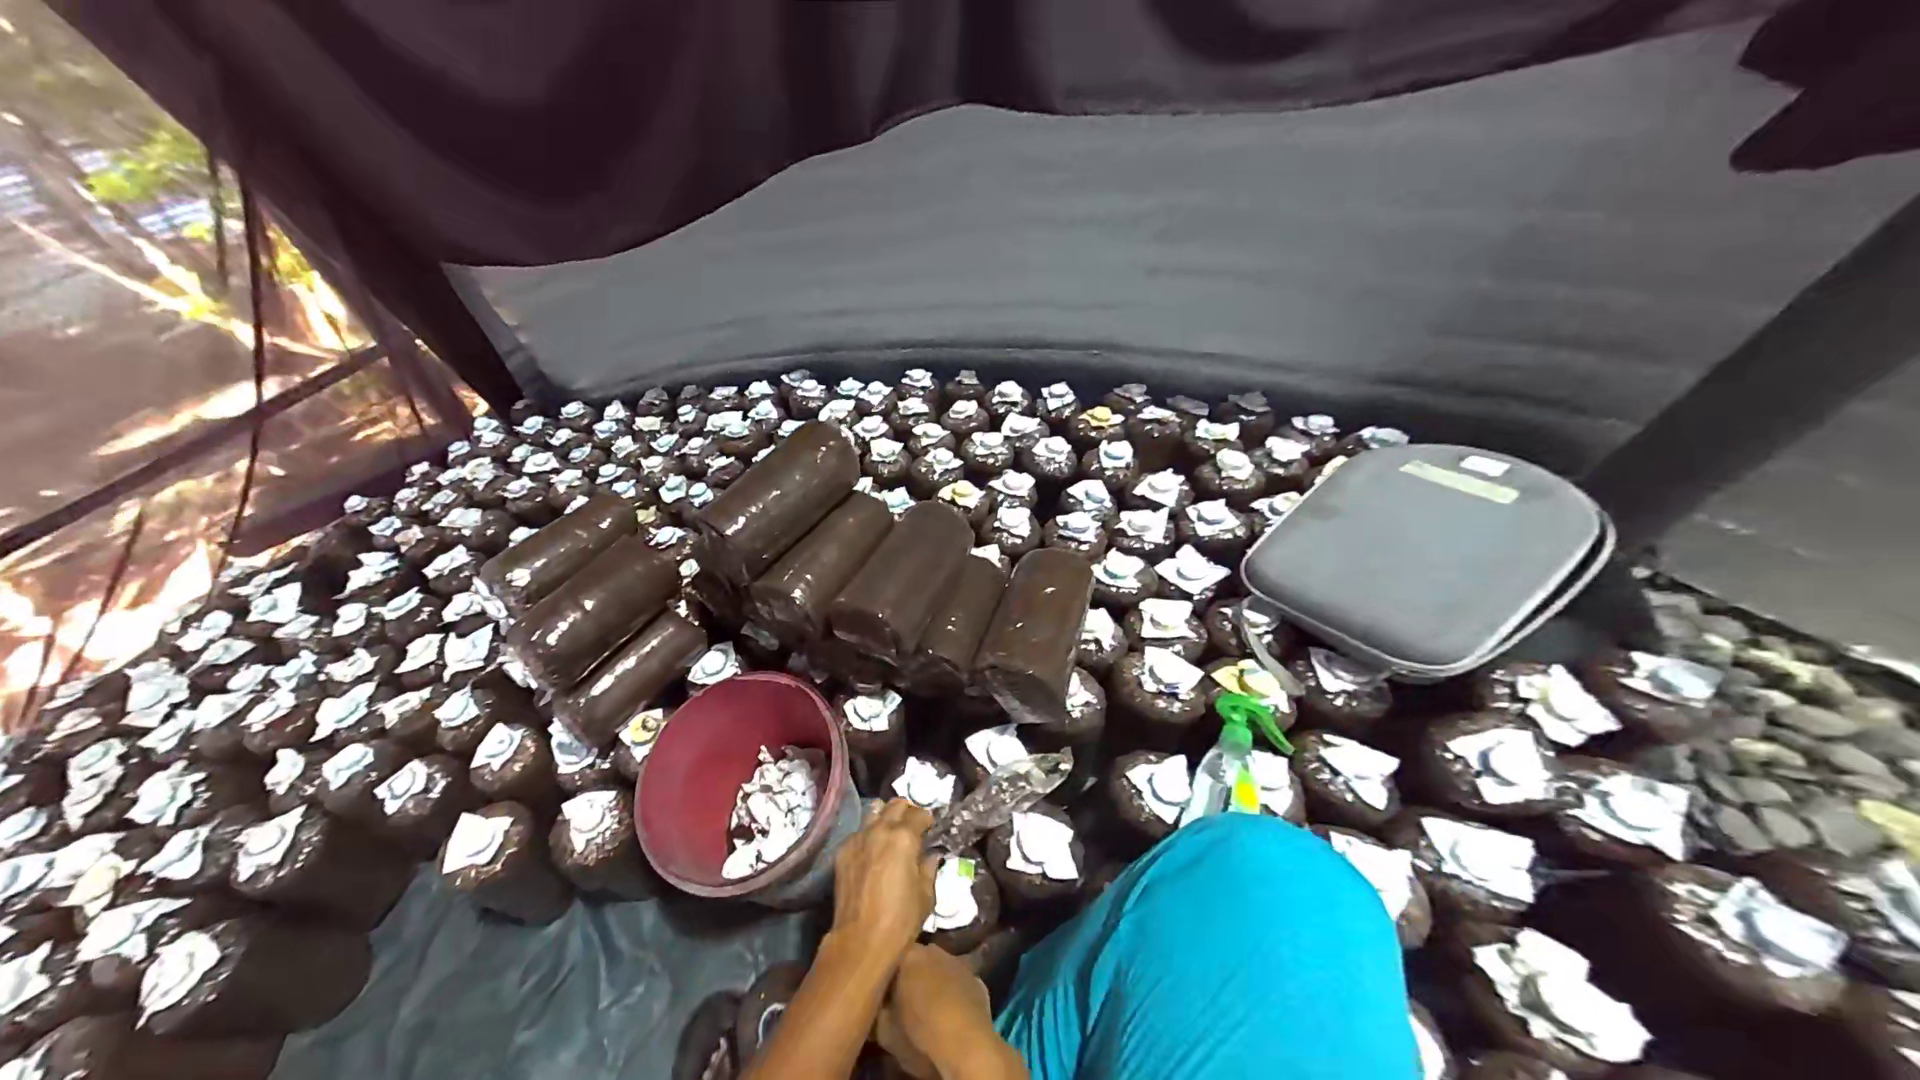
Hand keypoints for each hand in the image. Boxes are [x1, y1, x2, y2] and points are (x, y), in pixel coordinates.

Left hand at [831, 799, 935, 958]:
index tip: (930, 828)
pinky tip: (872, 848)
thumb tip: (931, 856)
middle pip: (895, 805)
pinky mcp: (842, 851)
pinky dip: (869, 834)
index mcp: (904, 837)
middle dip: (907, 811)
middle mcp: (880, 830)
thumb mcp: (926, 894)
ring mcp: (858, 838)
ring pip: (874, 813)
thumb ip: (929, 868)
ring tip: (891, 830)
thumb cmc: (900, 919)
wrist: (861, 940)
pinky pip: (859, 832)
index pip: (919, 814)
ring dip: (885, 817)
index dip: (927, 819)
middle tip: (912, 825)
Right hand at [875, 945, 1002, 1079]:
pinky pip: (960, 984)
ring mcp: (960, 964)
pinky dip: (954, 995)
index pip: (893, 957)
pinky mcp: (978, 982)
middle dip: (912, 976)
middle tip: (904, 1000)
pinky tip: (952, 1014)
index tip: (883, 993)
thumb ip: (878, 1013)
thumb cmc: (919, 1033)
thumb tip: (877, 1008)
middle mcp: (934, 951)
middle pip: (918, 960)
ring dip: (935, 983)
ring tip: (928, 1008)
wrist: (966, 1045)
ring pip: (941, 970)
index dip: (888, 976)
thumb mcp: (885, 1031)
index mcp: (908, 956)